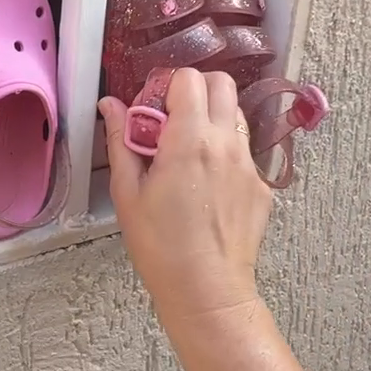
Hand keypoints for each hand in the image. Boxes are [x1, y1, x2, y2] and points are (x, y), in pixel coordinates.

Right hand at [100, 68, 272, 325]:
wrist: (207, 292)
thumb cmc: (161, 246)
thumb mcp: (127, 192)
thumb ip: (120, 140)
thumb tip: (109, 105)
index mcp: (190, 140)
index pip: (189, 79)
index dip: (166, 86)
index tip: (151, 111)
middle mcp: (226, 144)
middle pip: (221, 83)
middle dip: (194, 90)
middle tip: (171, 118)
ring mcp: (249, 164)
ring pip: (236, 114)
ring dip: (212, 117)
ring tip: (188, 149)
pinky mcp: (262, 186)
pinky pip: (244, 150)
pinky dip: (224, 151)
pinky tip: (206, 183)